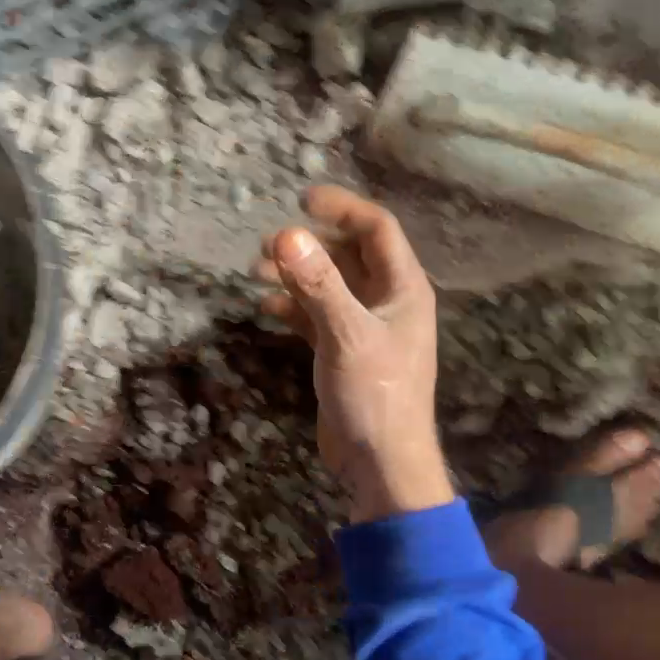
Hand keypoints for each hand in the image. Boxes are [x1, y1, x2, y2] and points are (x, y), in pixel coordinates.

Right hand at [257, 187, 452, 522]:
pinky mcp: (344, 353)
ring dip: (296, 275)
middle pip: (348, 256)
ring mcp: (365, 329)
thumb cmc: (375, 396)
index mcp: (403, 289)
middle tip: (266, 245)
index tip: (301, 199)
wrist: (381, 460)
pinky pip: (317, 317)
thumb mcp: (346, 335)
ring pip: (328, 287)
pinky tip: (266, 306)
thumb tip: (285, 235)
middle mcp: (387, 302)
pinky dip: (293, 307)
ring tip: (256, 270)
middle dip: (309, 245)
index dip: (342, 209)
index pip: (376, 230)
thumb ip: (318, 285)